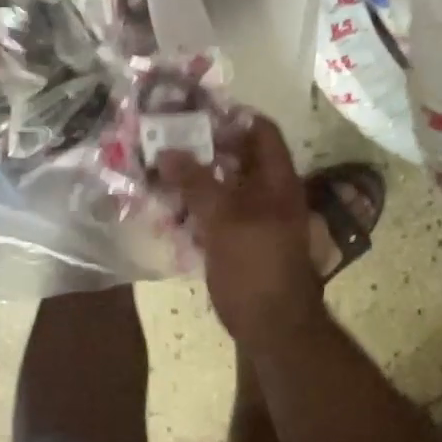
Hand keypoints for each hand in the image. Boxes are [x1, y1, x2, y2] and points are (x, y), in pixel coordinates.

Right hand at [159, 116, 325, 347]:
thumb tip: (166, 150)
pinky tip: (172, 209)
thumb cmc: (255, 266)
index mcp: (279, 181)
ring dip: (198, 178)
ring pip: (227, 186)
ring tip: (162, 171)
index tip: (195, 112)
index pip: (261, 131)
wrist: (275, 329)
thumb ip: (195, 181)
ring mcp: (259, 220)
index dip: (233, 116)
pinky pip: (220, 213)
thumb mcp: (223, 219)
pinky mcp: (244, 243)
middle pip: (240, 157)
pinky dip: (199, 207)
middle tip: (169, 139)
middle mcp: (272, 195)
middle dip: (205, 147)